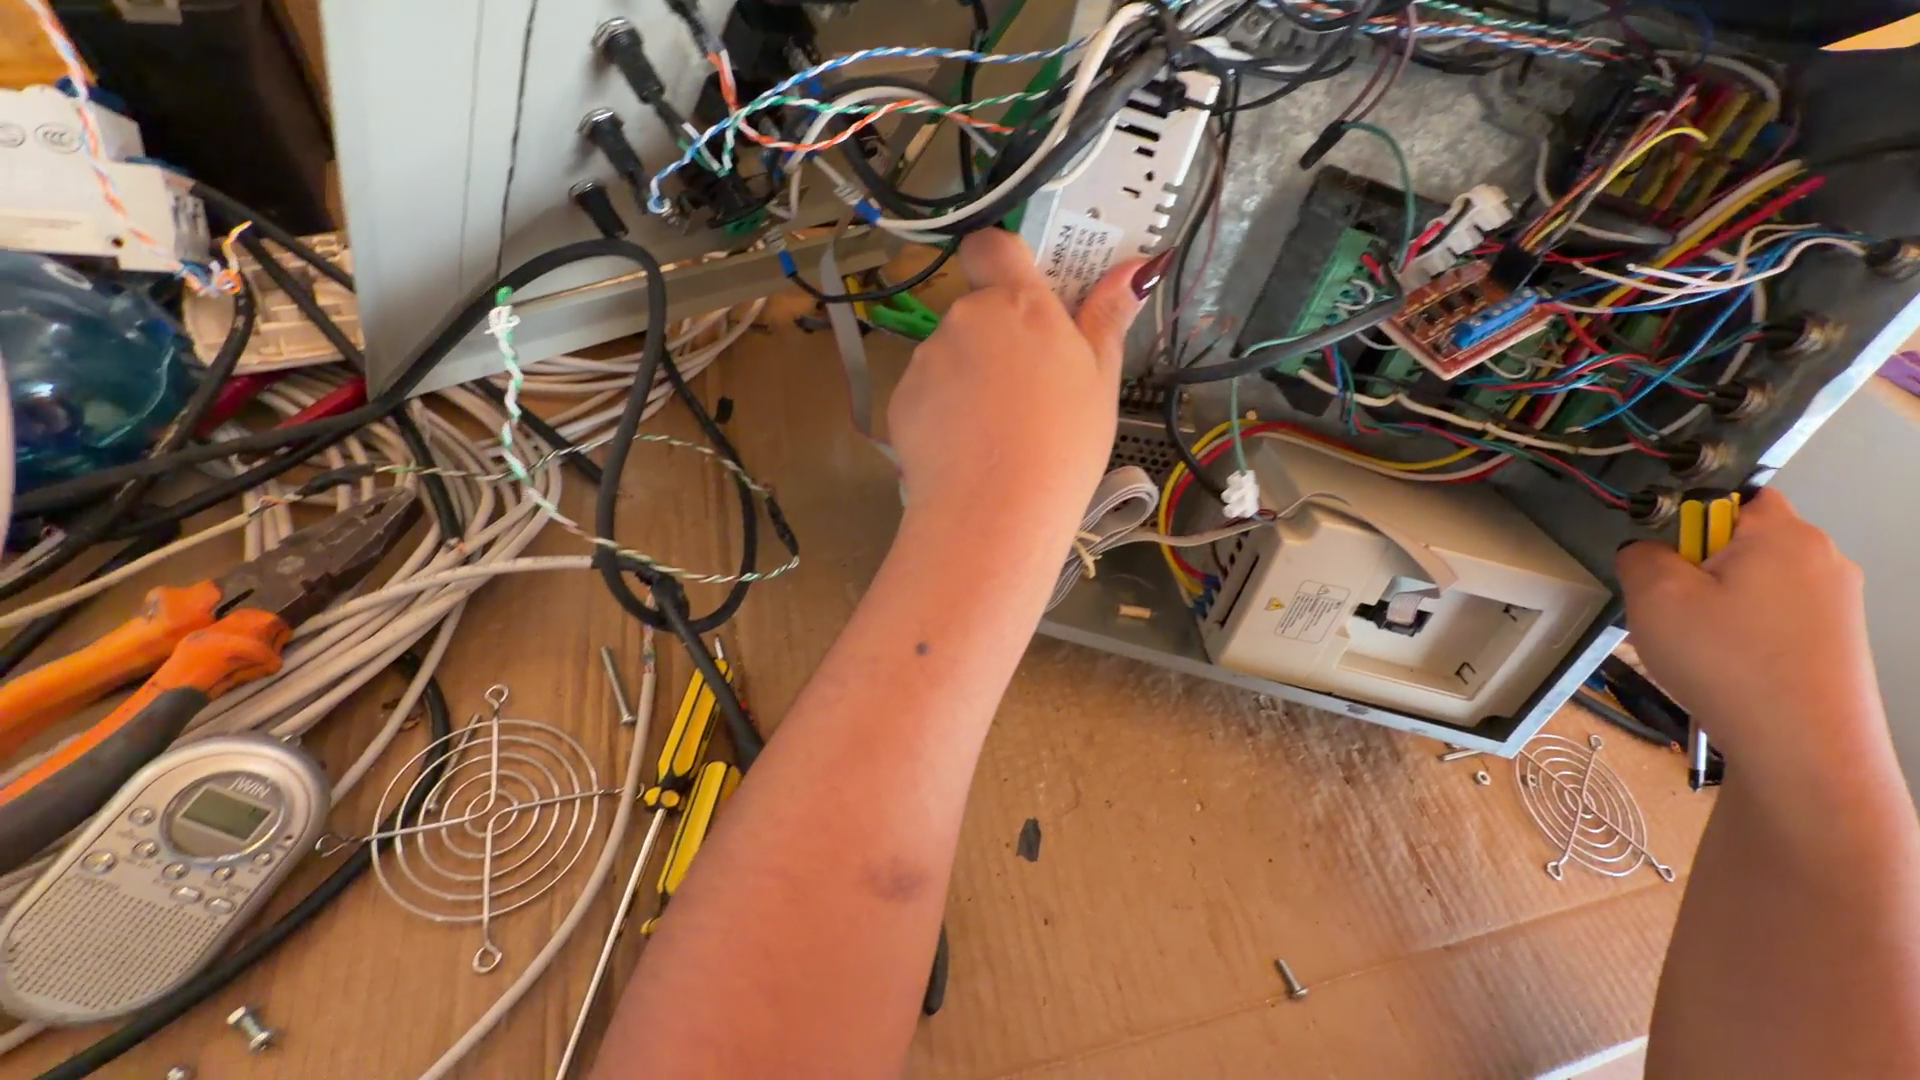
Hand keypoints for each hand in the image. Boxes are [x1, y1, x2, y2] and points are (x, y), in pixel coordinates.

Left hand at [887, 230, 1161, 537]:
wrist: (994, 513)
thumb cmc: (1062, 444)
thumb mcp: (1099, 381)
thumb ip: (1107, 318)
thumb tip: (1140, 264)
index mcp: (1017, 304)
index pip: (991, 245)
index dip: (1001, 260)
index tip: (1020, 294)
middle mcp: (964, 319)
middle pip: (976, 311)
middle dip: (996, 338)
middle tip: (1026, 390)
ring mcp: (926, 359)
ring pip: (951, 354)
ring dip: (969, 376)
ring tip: (996, 430)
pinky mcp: (901, 399)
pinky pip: (926, 392)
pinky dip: (943, 411)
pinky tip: (967, 448)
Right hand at [1616, 490, 1880, 763]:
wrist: (1802, 745)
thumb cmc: (1730, 662)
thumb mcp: (1653, 595)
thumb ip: (1638, 556)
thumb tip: (1644, 552)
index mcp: (1783, 535)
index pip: (1731, 494)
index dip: (1686, 519)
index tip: (1663, 556)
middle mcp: (1822, 560)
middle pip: (1740, 540)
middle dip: (1695, 565)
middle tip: (1669, 604)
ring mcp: (1836, 603)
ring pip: (1751, 582)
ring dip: (1713, 602)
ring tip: (1694, 642)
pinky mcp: (1834, 641)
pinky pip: (1769, 616)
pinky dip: (1739, 631)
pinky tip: (1722, 663)